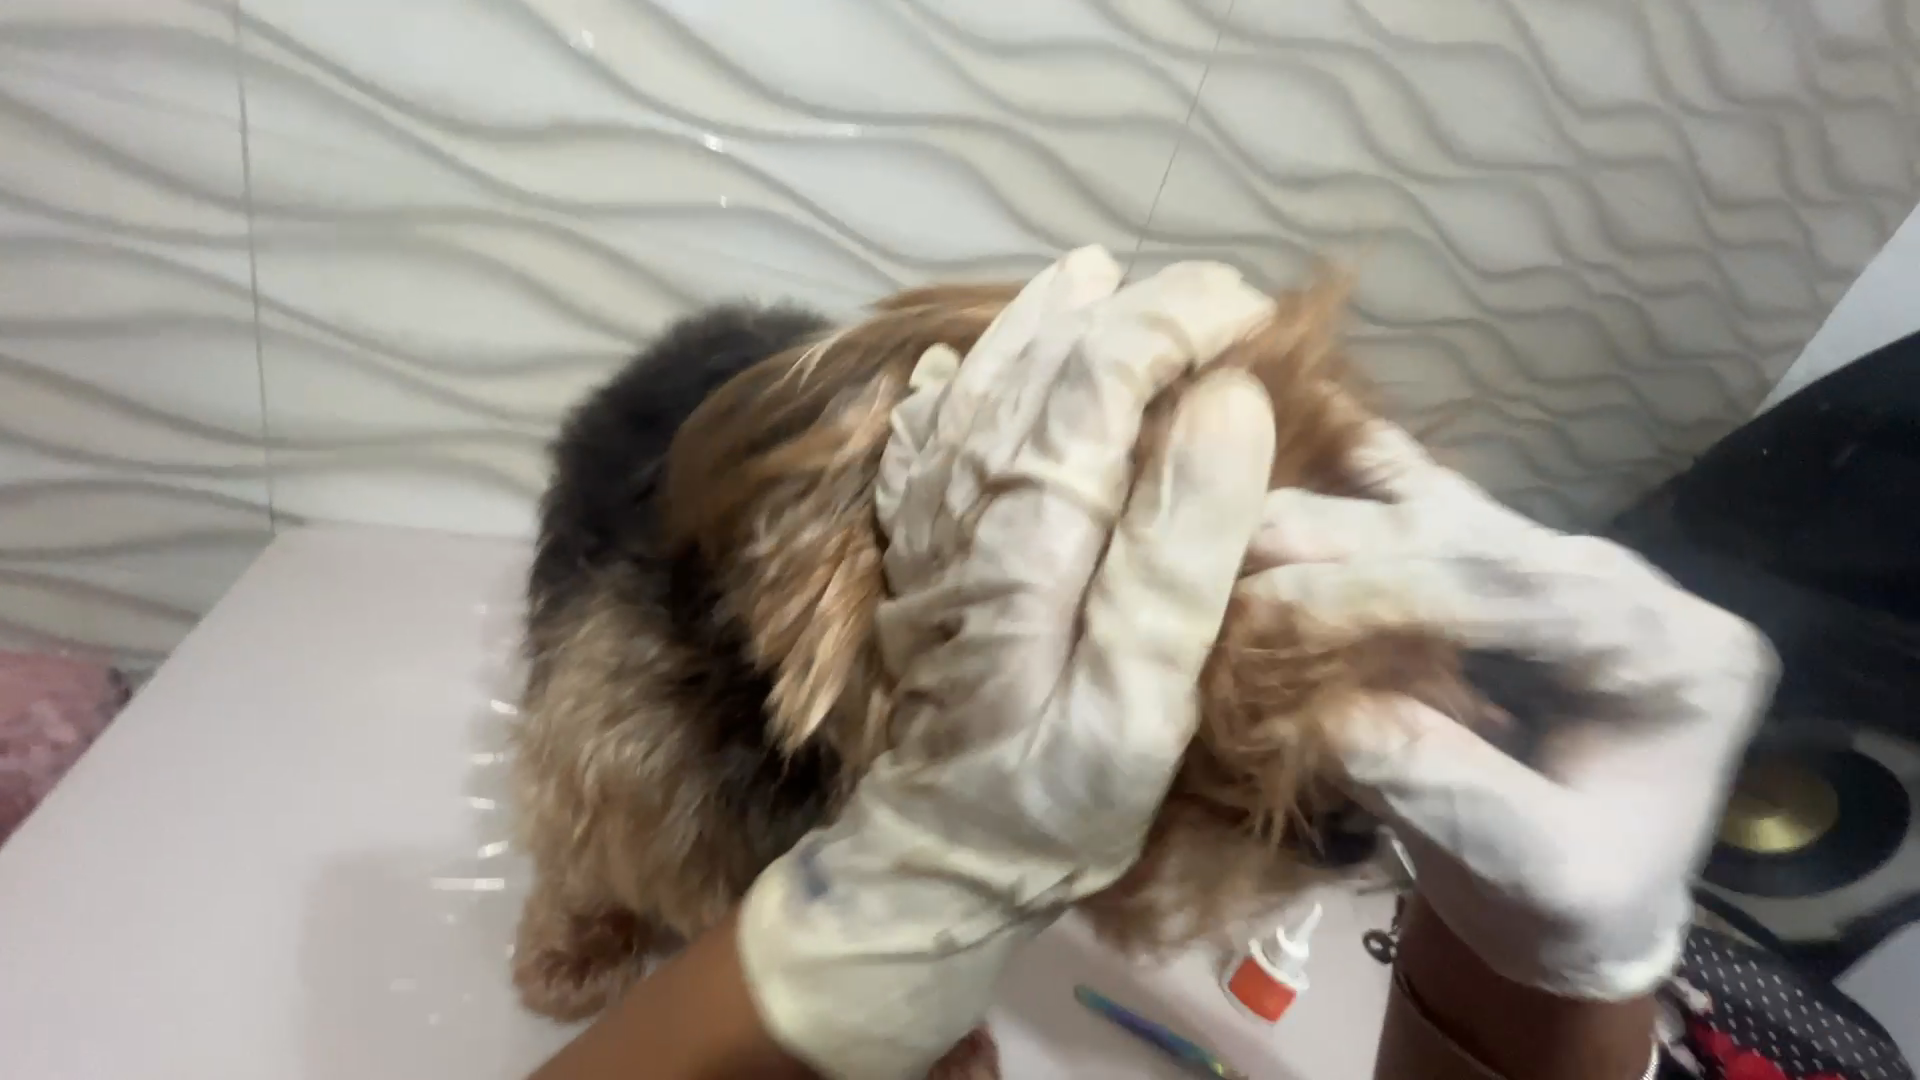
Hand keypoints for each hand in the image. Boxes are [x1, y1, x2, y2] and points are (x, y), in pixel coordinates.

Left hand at [738, 246, 1279, 1077]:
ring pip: (980, 386)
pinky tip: (967, 367)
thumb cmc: (1053, 796)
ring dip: (1039, 326)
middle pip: (1042, 365)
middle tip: (1205, 302)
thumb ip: (1178, 556)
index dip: (1177, 323)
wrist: (936, 848)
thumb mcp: (1140, 704)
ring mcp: (927, 517)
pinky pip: (926, 440)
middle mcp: (966, 502)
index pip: (1101, 375)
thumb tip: (1226, 405)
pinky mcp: (913, 544)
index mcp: (1030, 531)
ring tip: (1088, 280)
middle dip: (1130, 314)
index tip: (1252, 316)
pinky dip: (955, 389)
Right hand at [1242, 420, 1776, 1000]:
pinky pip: (1381, 477)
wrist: (1561, 882)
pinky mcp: (1460, 540)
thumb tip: (1318, 711)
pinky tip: (1246, 472)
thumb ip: (1442, 787)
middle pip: (1432, 524)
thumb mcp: (1536, 873)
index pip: (1506, 586)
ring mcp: (1523, 540)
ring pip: (1390, 490)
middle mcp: (1595, 568)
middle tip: (1206, 606)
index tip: (1257, 620)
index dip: (1371, 593)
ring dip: (1292, 521)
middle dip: (1307, 557)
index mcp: (1658, 647)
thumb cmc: (1564, 894)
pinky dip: (1315, 474)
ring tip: (1208, 560)